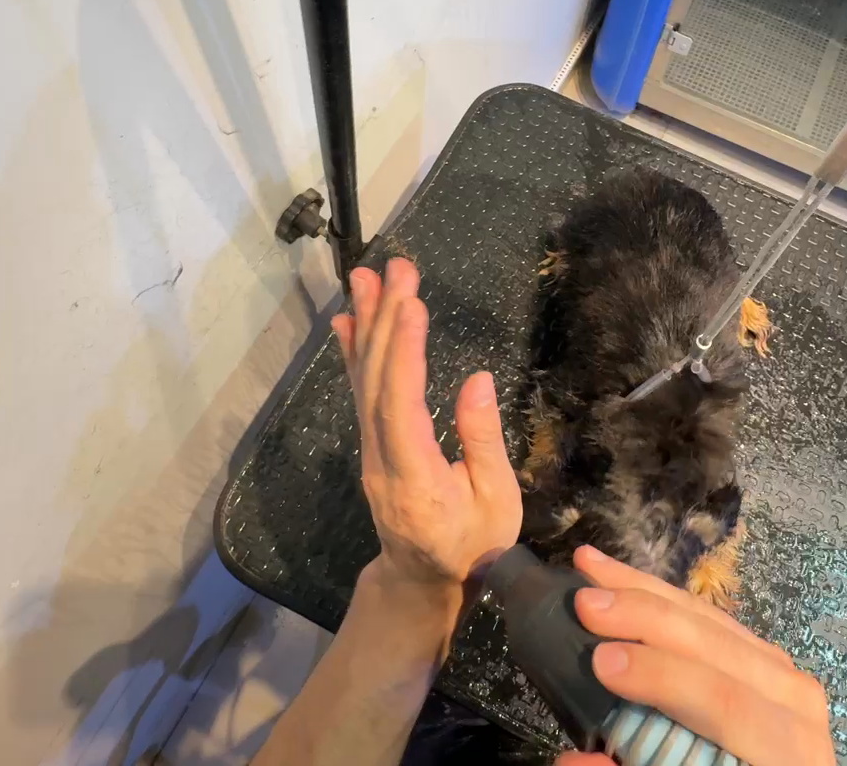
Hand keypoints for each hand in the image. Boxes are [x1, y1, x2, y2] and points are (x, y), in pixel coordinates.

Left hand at [333, 258, 522, 599]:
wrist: (423, 579)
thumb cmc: (472, 544)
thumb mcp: (497, 502)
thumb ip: (484, 442)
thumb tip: (479, 380)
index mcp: (416, 476)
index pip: (403, 406)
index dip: (404, 353)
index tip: (409, 304)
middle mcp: (383, 457)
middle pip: (377, 382)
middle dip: (385, 320)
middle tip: (393, 269)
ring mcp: (371, 450)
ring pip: (364, 380)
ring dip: (366, 325)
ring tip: (365, 278)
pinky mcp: (371, 443)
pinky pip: (359, 392)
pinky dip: (353, 352)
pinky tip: (349, 321)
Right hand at [554, 546, 835, 765]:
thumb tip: (572, 760)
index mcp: (785, 753)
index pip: (725, 702)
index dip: (663, 677)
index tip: (601, 661)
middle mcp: (794, 703)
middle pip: (716, 644)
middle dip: (645, 617)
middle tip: (585, 601)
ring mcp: (780, 670)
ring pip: (706, 615)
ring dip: (642, 588)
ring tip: (589, 565)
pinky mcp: (759, 651)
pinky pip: (704, 613)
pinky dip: (656, 592)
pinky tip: (619, 575)